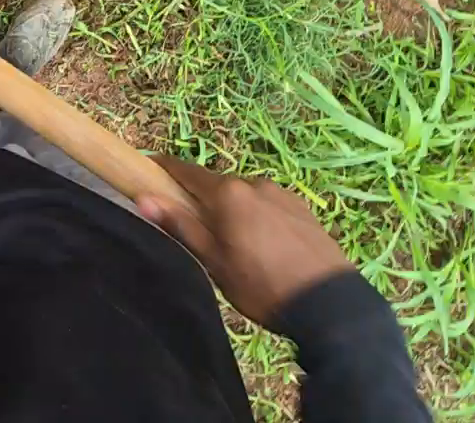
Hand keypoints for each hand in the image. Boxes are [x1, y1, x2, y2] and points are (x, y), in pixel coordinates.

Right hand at [137, 155, 354, 330]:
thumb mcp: (215, 261)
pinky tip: (266, 244)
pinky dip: (258, 215)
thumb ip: (180, 225)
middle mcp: (252, 182)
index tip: (148, 168)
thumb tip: (142, 198)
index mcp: (227, 192)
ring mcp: (280, 192)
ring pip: (244, 195)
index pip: (185, 170)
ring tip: (238, 244)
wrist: (333, 307)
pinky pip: (268, 203)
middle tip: (198, 229)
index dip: (164, 168)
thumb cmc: (262, 285)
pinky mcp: (302, 207)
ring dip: (233, 209)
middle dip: (202, 199)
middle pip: (215, 185)